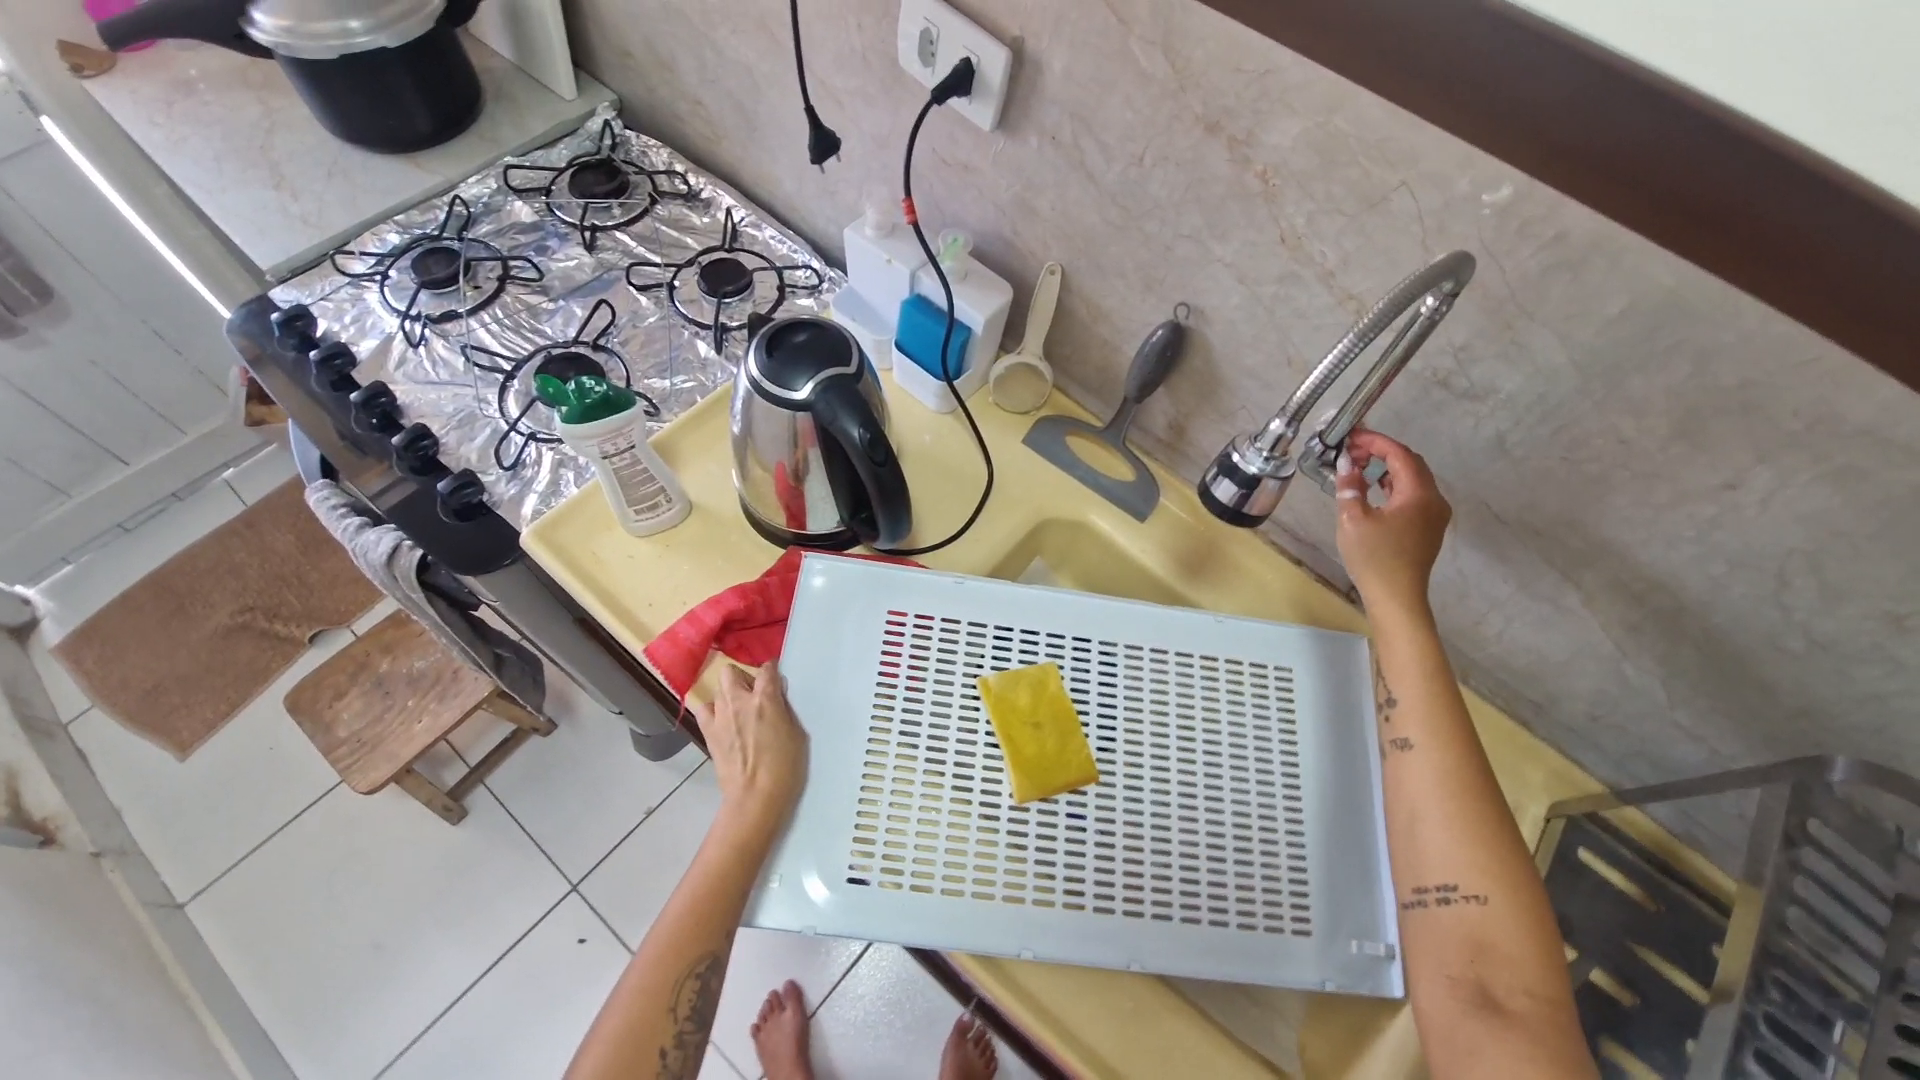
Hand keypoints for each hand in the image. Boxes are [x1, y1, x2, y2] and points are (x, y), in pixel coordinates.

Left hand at [692, 662, 807, 833]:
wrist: (755, 796)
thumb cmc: (785, 767)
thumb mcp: (797, 733)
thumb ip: (784, 709)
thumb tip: (776, 697)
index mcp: (766, 699)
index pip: (767, 669)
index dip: (772, 669)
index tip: (775, 675)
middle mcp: (739, 700)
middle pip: (732, 671)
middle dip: (743, 677)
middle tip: (754, 693)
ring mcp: (720, 715)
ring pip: (718, 688)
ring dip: (729, 693)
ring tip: (738, 708)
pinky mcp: (707, 731)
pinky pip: (702, 708)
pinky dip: (710, 708)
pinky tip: (720, 718)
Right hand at [1333, 429, 1450, 612]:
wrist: (1396, 597)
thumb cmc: (1374, 558)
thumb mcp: (1353, 520)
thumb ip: (1350, 487)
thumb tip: (1347, 464)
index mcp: (1419, 494)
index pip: (1400, 455)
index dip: (1376, 442)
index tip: (1352, 436)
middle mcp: (1434, 500)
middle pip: (1411, 464)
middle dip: (1383, 453)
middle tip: (1353, 452)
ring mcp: (1435, 515)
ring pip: (1413, 480)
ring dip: (1388, 469)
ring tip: (1359, 469)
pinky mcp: (1429, 528)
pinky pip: (1414, 496)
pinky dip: (1394, 486)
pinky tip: (1374, 491)